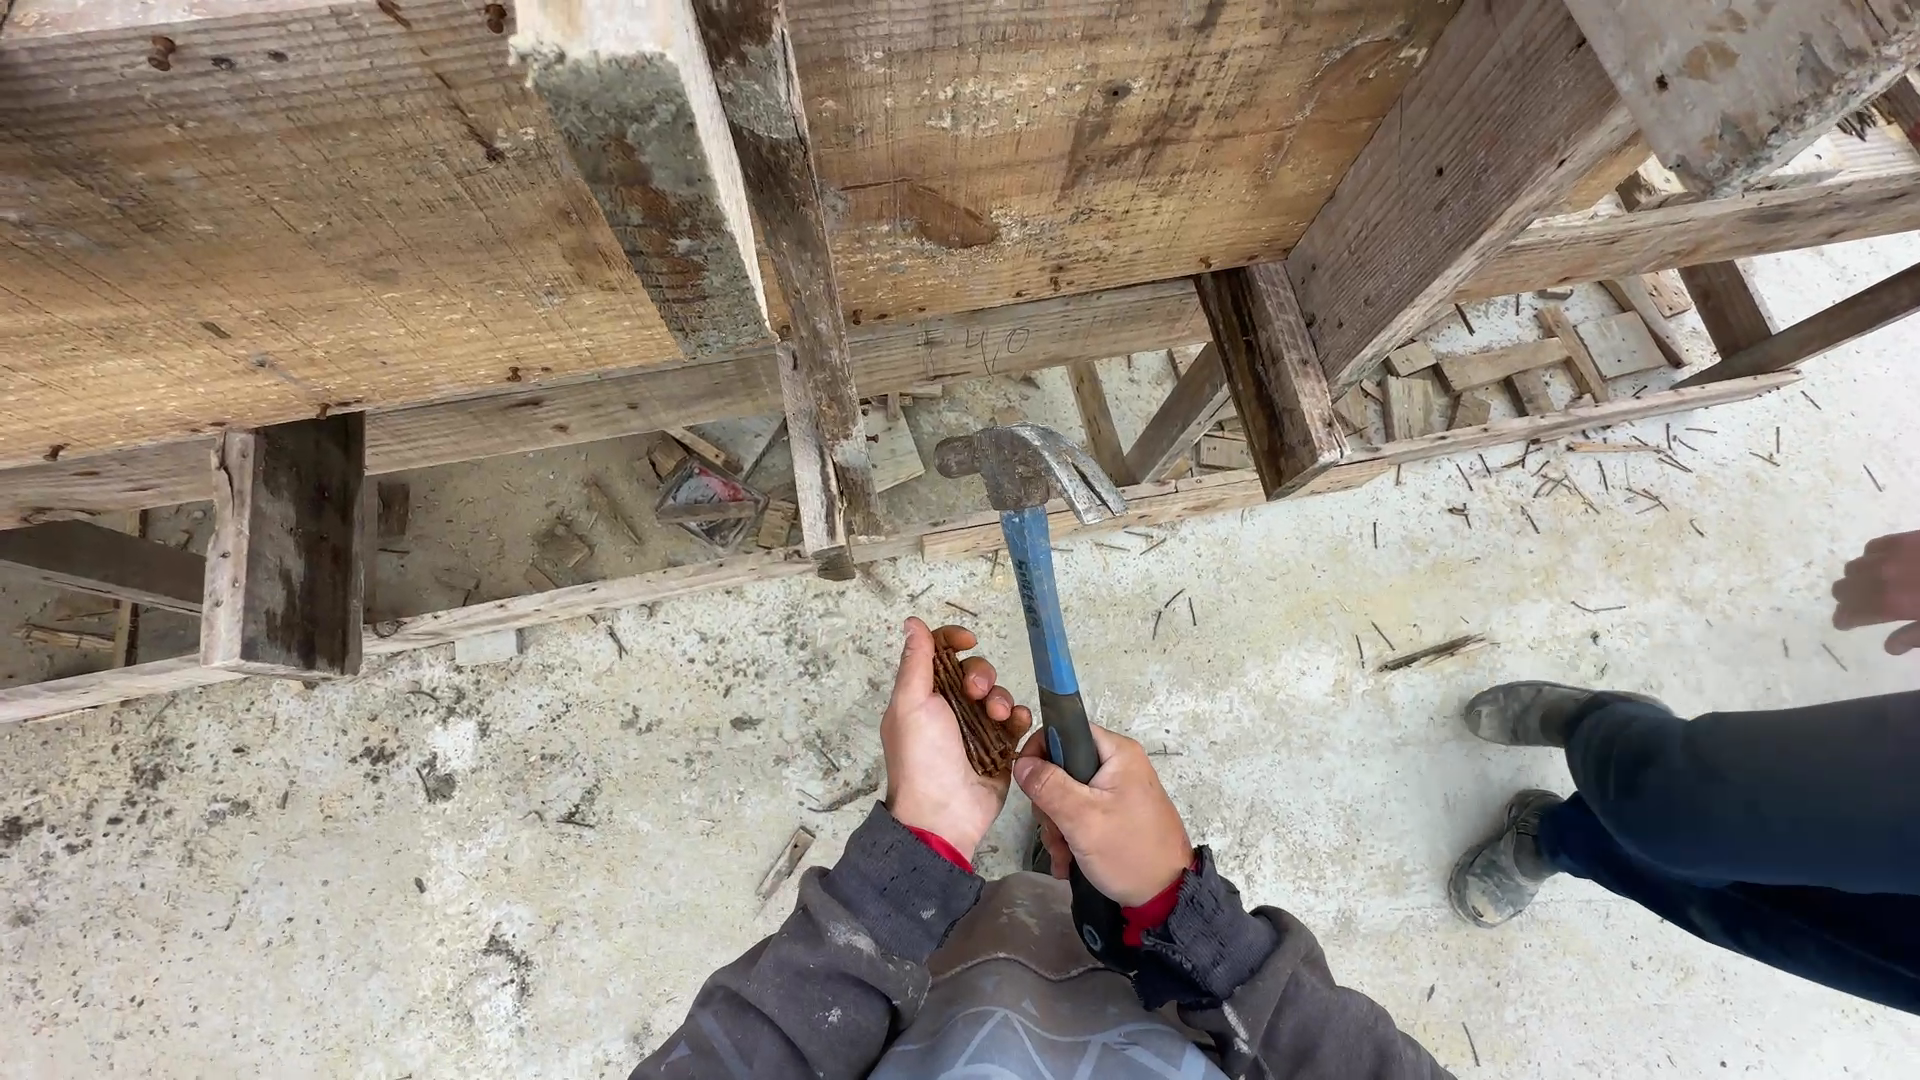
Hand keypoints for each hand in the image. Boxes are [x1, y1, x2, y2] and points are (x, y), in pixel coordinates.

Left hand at [882, 618, 1032, 861]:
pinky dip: (1019, 719)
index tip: (967, 642)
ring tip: (996, 717)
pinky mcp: (1000, 748)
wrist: (943, 815)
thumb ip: (916, 661)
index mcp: (923, 695)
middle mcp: (949, 708)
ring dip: (1000, 698)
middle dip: (981, 675)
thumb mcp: (910, 704)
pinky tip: (1016, 725)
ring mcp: (976, 729)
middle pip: (975, 671)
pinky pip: (1015, 722)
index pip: (941, 653)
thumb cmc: (921, 757)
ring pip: (997, 694)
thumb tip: (912, 622)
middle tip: (976, 695)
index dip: (954, 641)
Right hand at [1012, 723, 1191, 906]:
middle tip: (1053, 829)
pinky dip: (1070, 834)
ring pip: (1068, 793)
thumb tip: (1020, 762)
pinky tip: (1068, 859)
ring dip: (1057, 824)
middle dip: (1049, 802)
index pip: (1067, 730)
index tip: (1027, 781)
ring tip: (1062, 853)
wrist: (1167, 899)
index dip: (1041, 750)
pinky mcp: (1116, 813)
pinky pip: (1081, 812)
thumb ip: (1048, 786)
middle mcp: (1118, 764)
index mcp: (1117, 752)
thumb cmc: (1129, 851)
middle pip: (1064, 766)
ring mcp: (1118, 790)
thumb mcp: (1082, 818)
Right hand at [1833, 530, 1919, 653]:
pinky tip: (1890, 563)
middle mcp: (1880, 578)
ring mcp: (1891, 556)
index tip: (1846, 624)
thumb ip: (1917, 635)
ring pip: (1854, 568)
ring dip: (1859, 578)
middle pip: (1842, 589)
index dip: (1845, 620)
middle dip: (1849, 599)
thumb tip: (1890, 647)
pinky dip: (1873, 557)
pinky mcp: (1906, 539)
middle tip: (1864, 606)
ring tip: (1877, 583)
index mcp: (1890, 603)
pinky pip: (1873, 548)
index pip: (1849, 613)